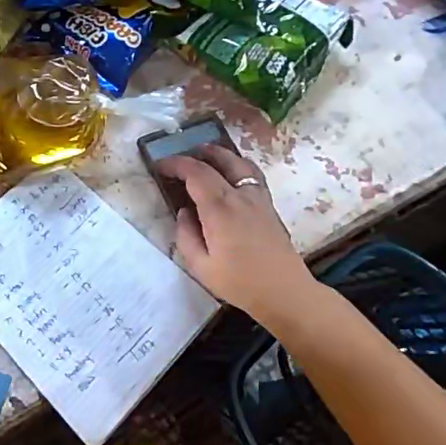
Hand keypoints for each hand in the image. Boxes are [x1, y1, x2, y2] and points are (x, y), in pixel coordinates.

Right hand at [159, 147, 317, 322]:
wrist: (285, 291)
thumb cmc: (240, 282)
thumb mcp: (201, 266)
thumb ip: (186, 235)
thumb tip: (184, 213)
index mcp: (220, 208)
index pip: (195, 172)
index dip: (175, 164)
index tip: (160, 166)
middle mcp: (241, 195)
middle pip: (219, 159)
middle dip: (197, 153)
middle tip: (181, 157)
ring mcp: (259, 197)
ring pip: (240, 162)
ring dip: (220, 155)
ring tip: (206, 156)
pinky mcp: (269, 205)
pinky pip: (252, 174)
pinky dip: (237, 165)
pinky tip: (231, 174)